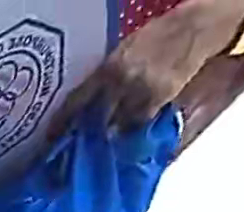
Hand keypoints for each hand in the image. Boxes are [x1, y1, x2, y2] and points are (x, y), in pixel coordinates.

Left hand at [59, 0, 243, 130]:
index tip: (47, 145)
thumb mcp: (121, 54)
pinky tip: (128, 132)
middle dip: (83, 138)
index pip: (74, 103)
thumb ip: (100, 82)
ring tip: (103, 143)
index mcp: (106, 69)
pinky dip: (131, 131)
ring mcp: (139, 92)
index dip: (59, 127)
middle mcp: (119, 82)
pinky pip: (137, 126)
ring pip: (114, 128)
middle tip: (73, 153)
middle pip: (92, 122)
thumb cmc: (153, 41)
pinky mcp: (158, 99)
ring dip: (108, 136)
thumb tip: (79, 113)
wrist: (196, 27)